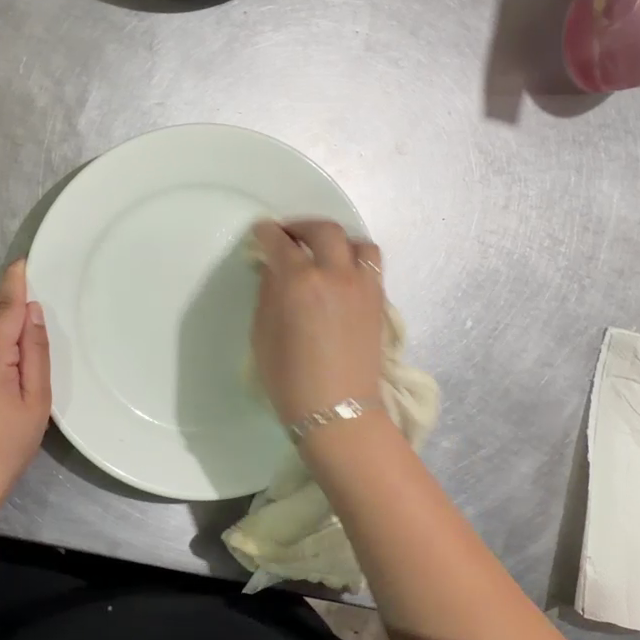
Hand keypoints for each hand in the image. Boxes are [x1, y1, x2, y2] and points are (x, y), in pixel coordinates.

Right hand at [251, 220, 385, 424]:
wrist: (338, 412)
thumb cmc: (289, 380)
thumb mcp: (263, 335)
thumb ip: (268, 294)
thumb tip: (273, 270)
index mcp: (299, 282)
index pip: (281, 243)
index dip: (267, 233)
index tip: (260, 231)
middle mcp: (335, 274)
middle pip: (323, 231)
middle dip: (301, 227)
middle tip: (287, 236)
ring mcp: (363, 286)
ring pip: (356, 242)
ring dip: (336, 239)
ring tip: (321, 251)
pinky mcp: (379, 301)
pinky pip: (371, 264)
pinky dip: (354, 258)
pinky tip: (340, 273)